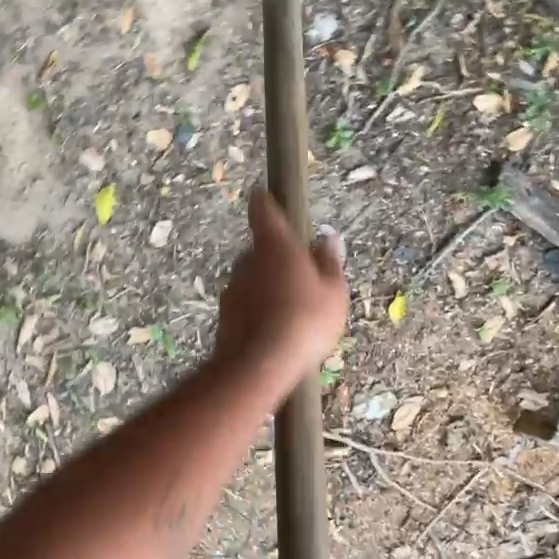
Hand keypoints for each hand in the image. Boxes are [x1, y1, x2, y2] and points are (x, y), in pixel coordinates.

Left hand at [214, 190, 349, 388]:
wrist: (259, 364)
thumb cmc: (305, 320)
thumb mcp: (333, 292)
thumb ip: (329, 263)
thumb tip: (329, 239)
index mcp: (275, 246)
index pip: (264, 211)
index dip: (265, 201)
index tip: (263, 193)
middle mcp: (247, 261)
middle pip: (261, 249)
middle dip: (277, 257)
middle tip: (300, 275)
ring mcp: (232, 288)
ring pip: (253, 279)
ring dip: (267, 286)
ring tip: (292, 309)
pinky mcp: (225, 315)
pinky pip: (246, 303)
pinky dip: (258, 309)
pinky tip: (275, 328)